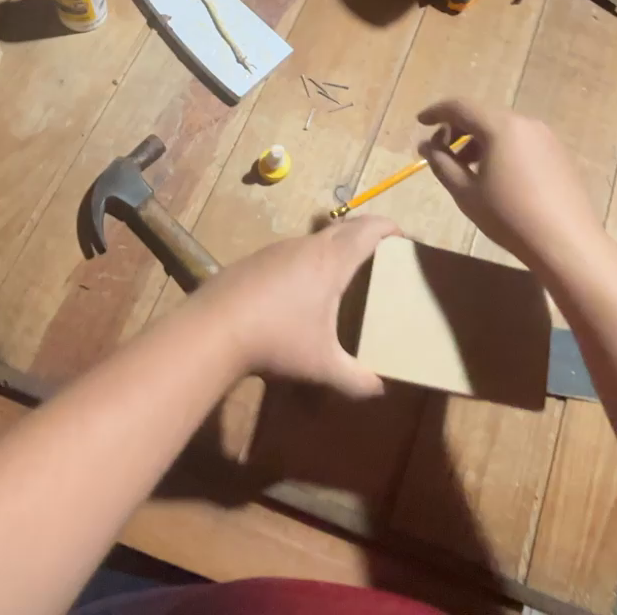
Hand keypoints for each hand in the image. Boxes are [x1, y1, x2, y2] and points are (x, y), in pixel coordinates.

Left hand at [191, 215, 398, 398]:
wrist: (213, 330)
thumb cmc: (277, 340)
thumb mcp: (322, 366)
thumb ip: (356, 379)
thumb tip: (379, 389)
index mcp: (332, 261)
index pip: (370, 230)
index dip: (390, 227)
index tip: (404, 237)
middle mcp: (308, 246)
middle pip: (345, 227)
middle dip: (367, 233)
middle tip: (382, 253)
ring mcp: (278, 249)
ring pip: (316, 238)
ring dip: (335, 246)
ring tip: (345, 273)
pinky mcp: (256, 260)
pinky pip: (293, 251)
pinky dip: (308, 260)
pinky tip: (301, 290)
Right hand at [418, 100, 609, 274]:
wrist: (566, 241)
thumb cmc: (509, 217)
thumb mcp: (465, 192)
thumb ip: (441, 163)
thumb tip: (426, 145)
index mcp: (500, 127)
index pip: (460, 106)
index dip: (437, 112)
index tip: (420, 123)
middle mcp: (525, 122)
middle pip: (483, 115)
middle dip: (458, 130)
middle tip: (441, 152)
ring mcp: (546, 136)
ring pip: (503, 128)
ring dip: (479, 140)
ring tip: (467, 168)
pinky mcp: (558, 152)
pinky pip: (521, 140)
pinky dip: (501, 148)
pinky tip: (497, 176)